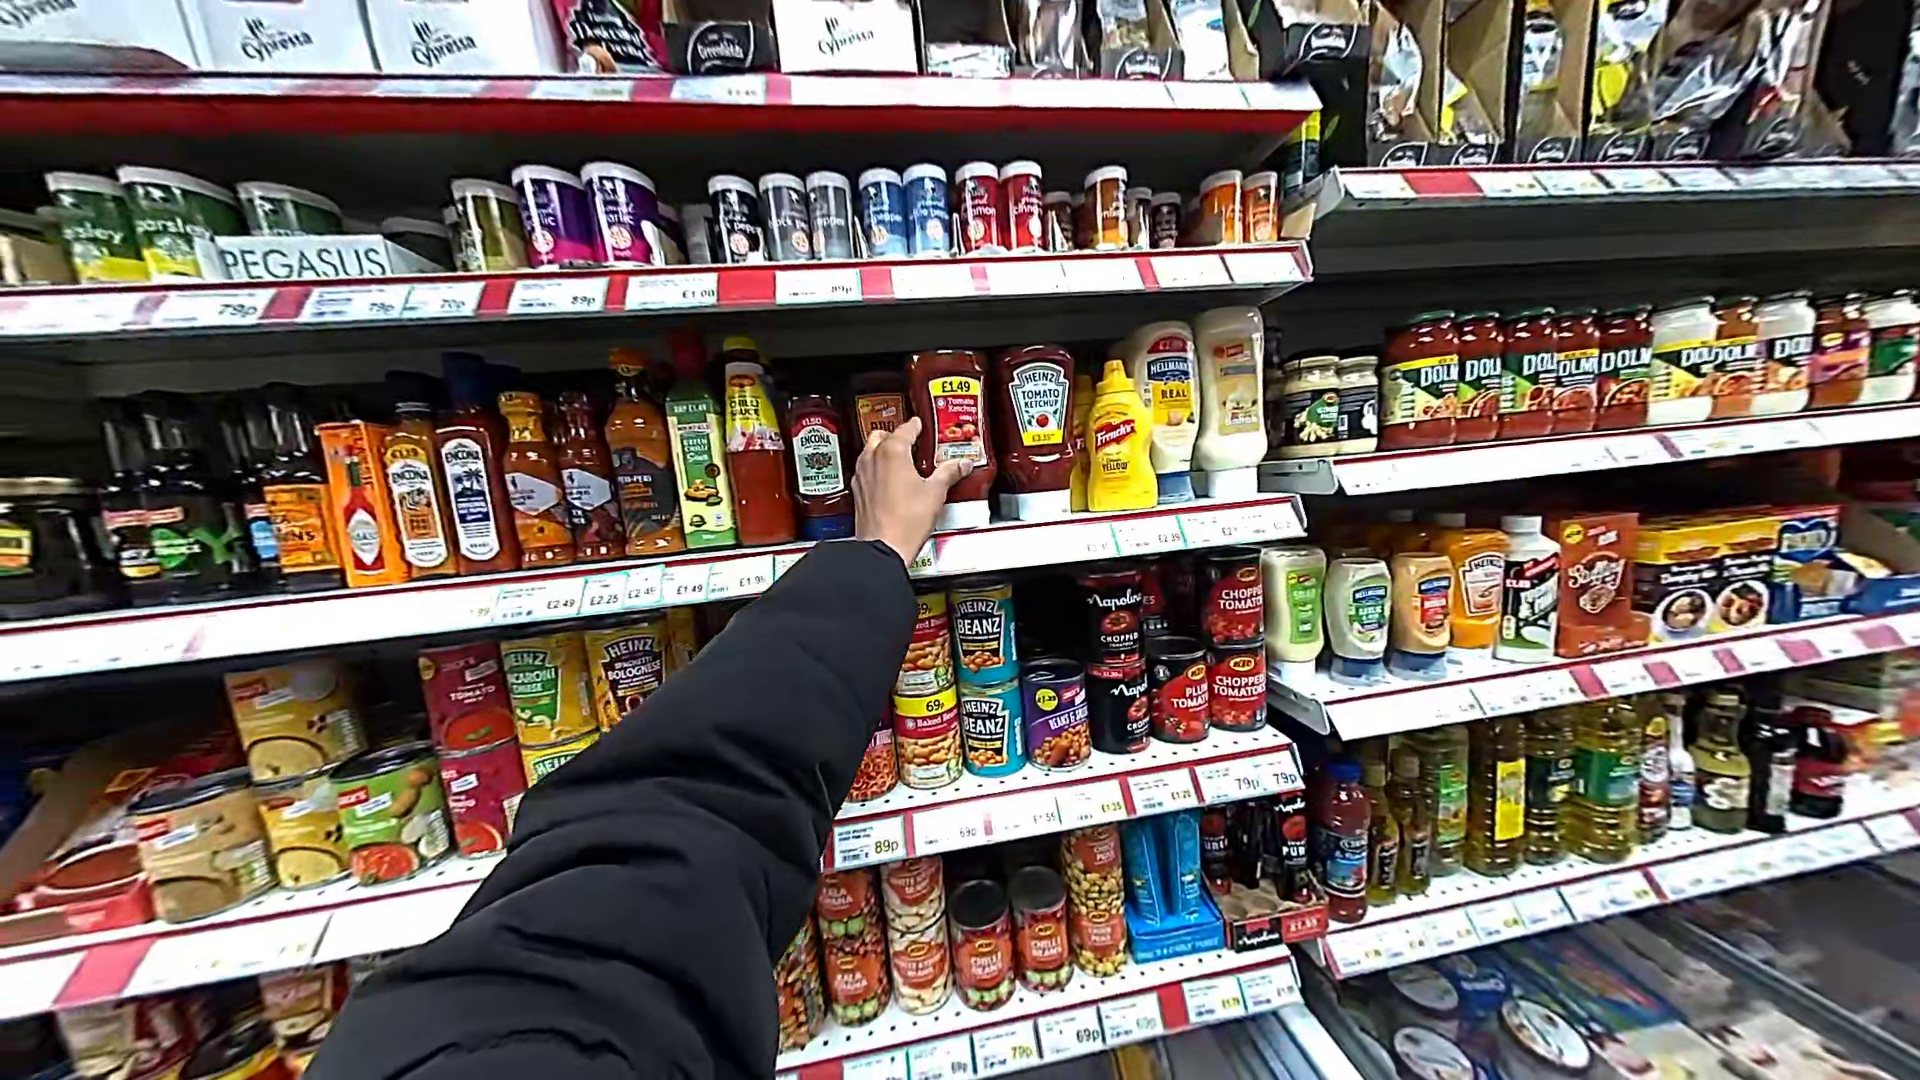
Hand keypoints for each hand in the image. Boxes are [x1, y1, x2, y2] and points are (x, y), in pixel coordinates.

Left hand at [854, 416, 970, 565]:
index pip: (905, 429)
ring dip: (883, 451)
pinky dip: (876, 469)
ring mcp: (861, 475)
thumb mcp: (935, 493)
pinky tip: (889, 481)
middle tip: (911, 442)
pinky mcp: (857, 492)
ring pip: (870, 452)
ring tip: (901, 461)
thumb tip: (962, 464)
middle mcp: (872, 459)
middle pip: (882, 436)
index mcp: (892, 452)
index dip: (915, 425)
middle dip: (896, 436)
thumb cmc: (906, 521)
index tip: (919, 424)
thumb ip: (949, 473)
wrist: (883, 547)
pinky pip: (865, 471)